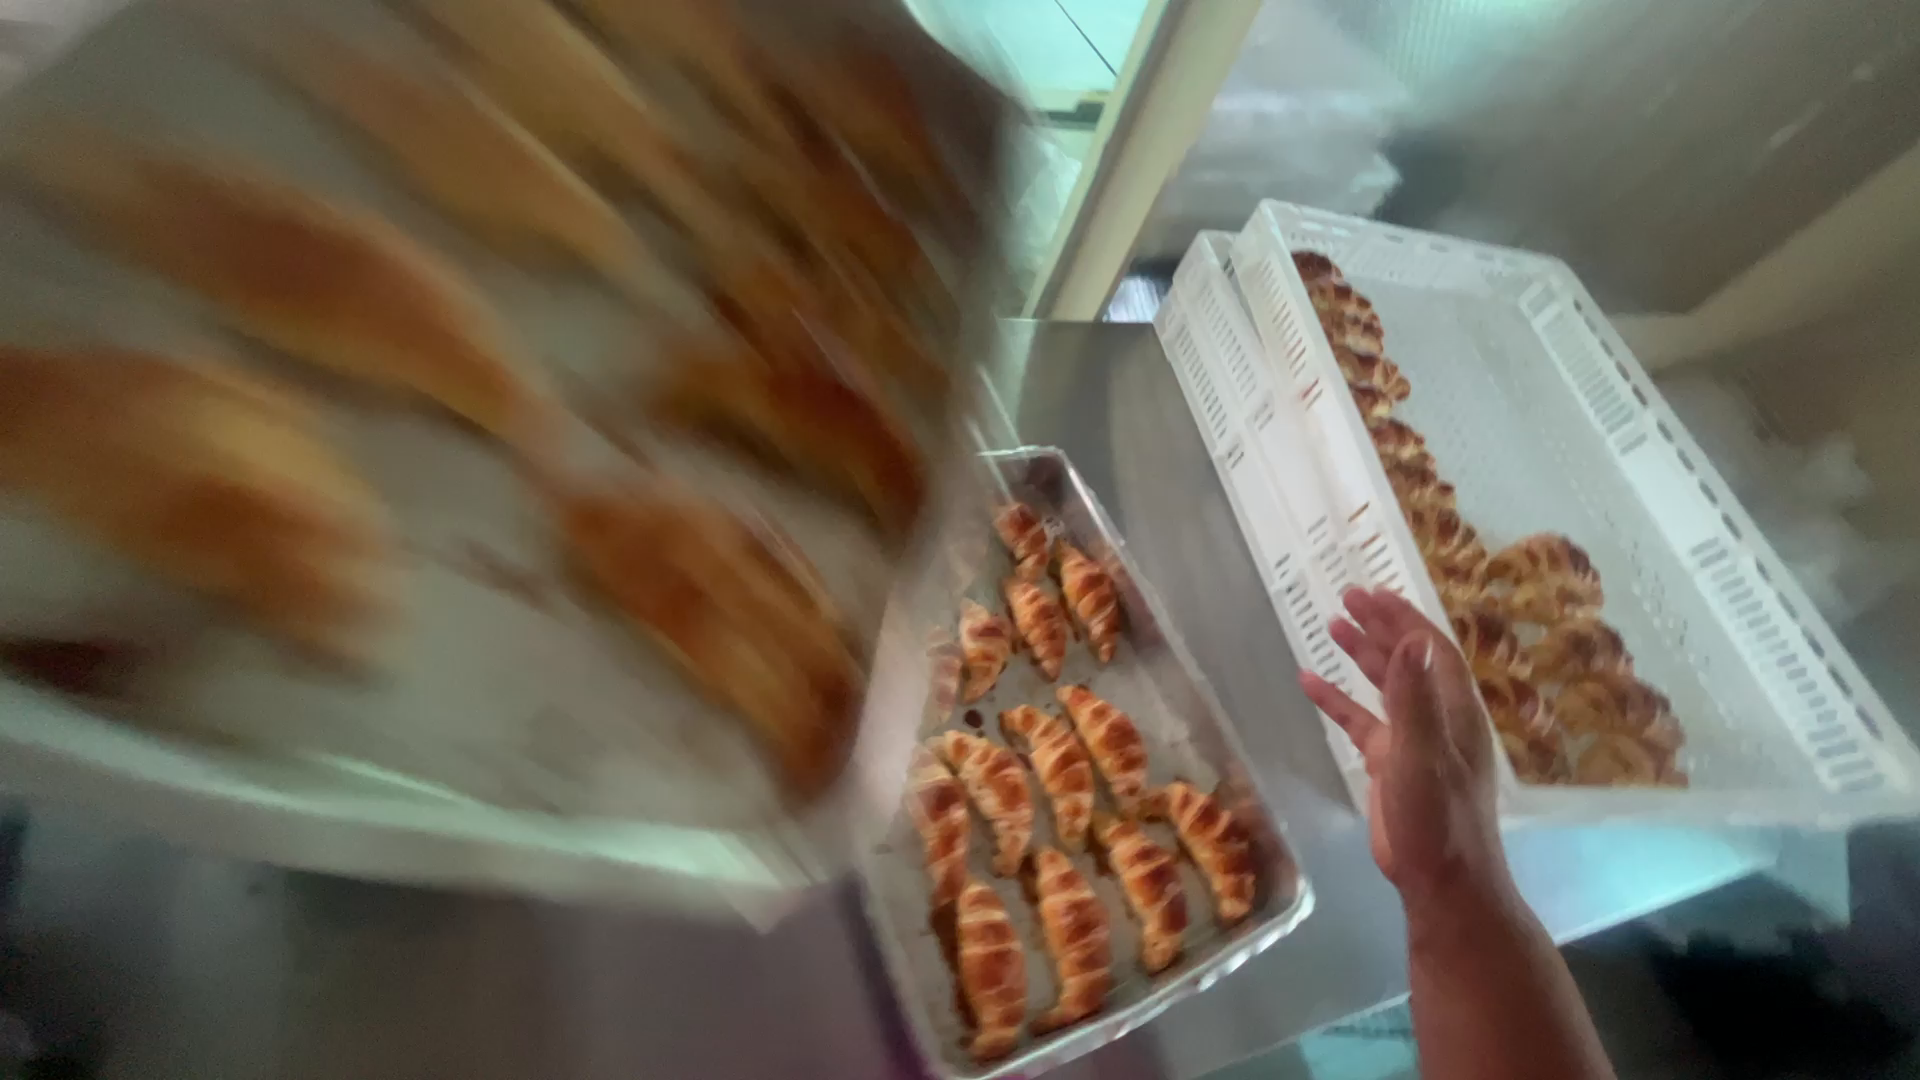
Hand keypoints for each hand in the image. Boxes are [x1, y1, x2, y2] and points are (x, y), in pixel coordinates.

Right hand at [1299, 587, 1510, 905]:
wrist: (1440, 880)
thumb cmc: (1436, 818)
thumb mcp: (1422, 755)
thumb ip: (1414, 699)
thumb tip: (1412, 641)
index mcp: (1453, 712)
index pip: (1429, 651)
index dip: (1403, 619)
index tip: (1373, 593)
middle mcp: (1436, 718)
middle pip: (1407, 660)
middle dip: (1381, 626)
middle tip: (1349, 597)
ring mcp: (1411, 740)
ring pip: (1383, 686)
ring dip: (1361, 654)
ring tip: (1333, 625)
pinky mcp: (1388, 762)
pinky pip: (1358, 719)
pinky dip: (1336, 699)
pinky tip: (1310, 681)